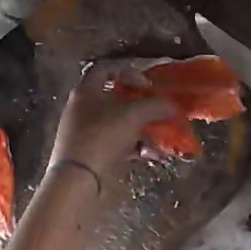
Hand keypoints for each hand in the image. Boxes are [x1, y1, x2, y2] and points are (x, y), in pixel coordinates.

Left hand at [49, 62, 178, 189]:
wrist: (79, 179)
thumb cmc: (102, 137)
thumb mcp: (133, 115)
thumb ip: (155, 105)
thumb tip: (171, 105)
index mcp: (86, 91)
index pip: (105, 69)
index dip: (128, 71)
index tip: (146, 85)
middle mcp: (83, 109)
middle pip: (115, 99)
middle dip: (141, 105)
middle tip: (159, 110)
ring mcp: (86, 133)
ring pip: (119, 124)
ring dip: (142, 128)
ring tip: (162, 136)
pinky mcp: (92, 154)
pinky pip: (118, 144)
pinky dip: (136, 147)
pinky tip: (154, 154)